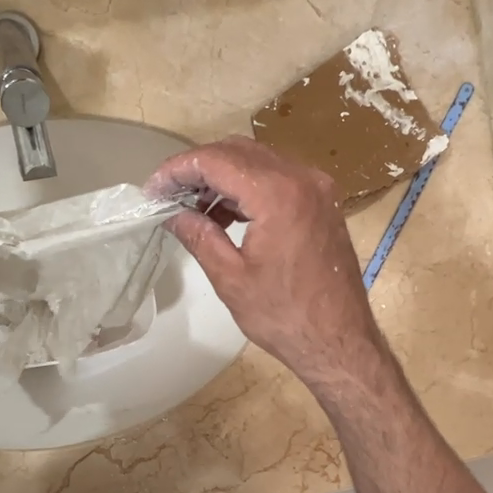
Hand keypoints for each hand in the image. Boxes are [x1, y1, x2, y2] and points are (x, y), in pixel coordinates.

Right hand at [146, 136, 386, 388]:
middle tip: (167, 195)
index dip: (178, 169)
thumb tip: (173, 214)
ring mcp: (317, 188)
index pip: (216, 160)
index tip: (153, 189)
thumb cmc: (284, 316)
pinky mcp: (323, 203)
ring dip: (223, 177)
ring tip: (192, 209)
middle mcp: (302, 178)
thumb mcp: (231, 278)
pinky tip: (226, 216)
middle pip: (238, 151)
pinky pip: (278, 178)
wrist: (338, 341)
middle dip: (198, 168)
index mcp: (278, 195)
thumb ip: (200, 237)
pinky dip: (248, 188)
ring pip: (258, 162)